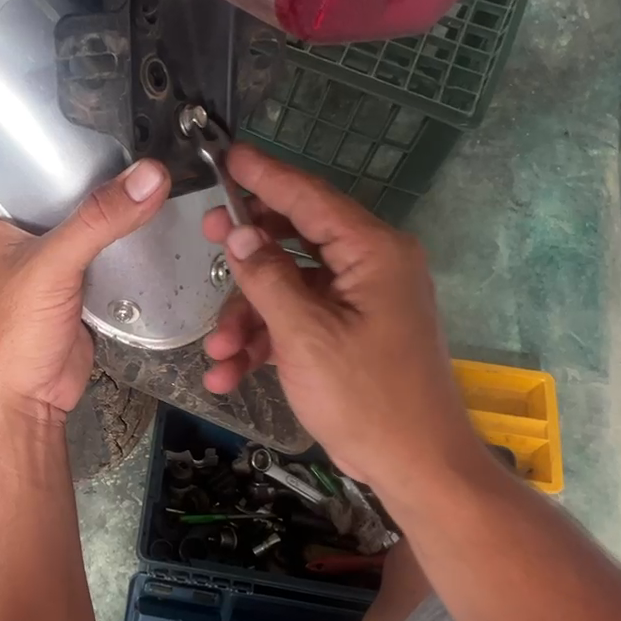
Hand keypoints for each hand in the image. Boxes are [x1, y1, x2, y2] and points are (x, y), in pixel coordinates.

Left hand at [0, 159, 168, 423]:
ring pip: (102, 230)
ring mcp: (62, 266)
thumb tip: (150, 177)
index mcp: (9, 219)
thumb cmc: (13, 333)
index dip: (88, 149)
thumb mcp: (52, 266)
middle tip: (165, 156)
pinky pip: (115, 262)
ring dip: (129, 218)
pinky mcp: (87, 293)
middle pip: (82, 198)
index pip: (49, 168)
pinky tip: (161, 231)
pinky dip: (135, 251)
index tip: (135, 130)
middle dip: (118, 184)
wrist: (24, 401)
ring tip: (172, 185)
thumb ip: (98, 221)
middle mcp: (34, 237)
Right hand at [200, 146, 483, 485]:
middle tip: (205, 239)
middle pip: (297, 239)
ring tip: (216, 356)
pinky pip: (301, 322)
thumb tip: (239, 232)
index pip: (310, 198)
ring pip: (290, 288)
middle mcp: (371, 267)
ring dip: (248, 319)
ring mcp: (362, 302)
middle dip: (247, 254)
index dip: (265, 176)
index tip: (229, 156)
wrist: (415, 464)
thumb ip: (268, 277)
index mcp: (373, 252)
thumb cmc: (365, 396)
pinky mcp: (352, 334)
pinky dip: (267, 343)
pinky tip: (231, 374)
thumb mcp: (305, 335)